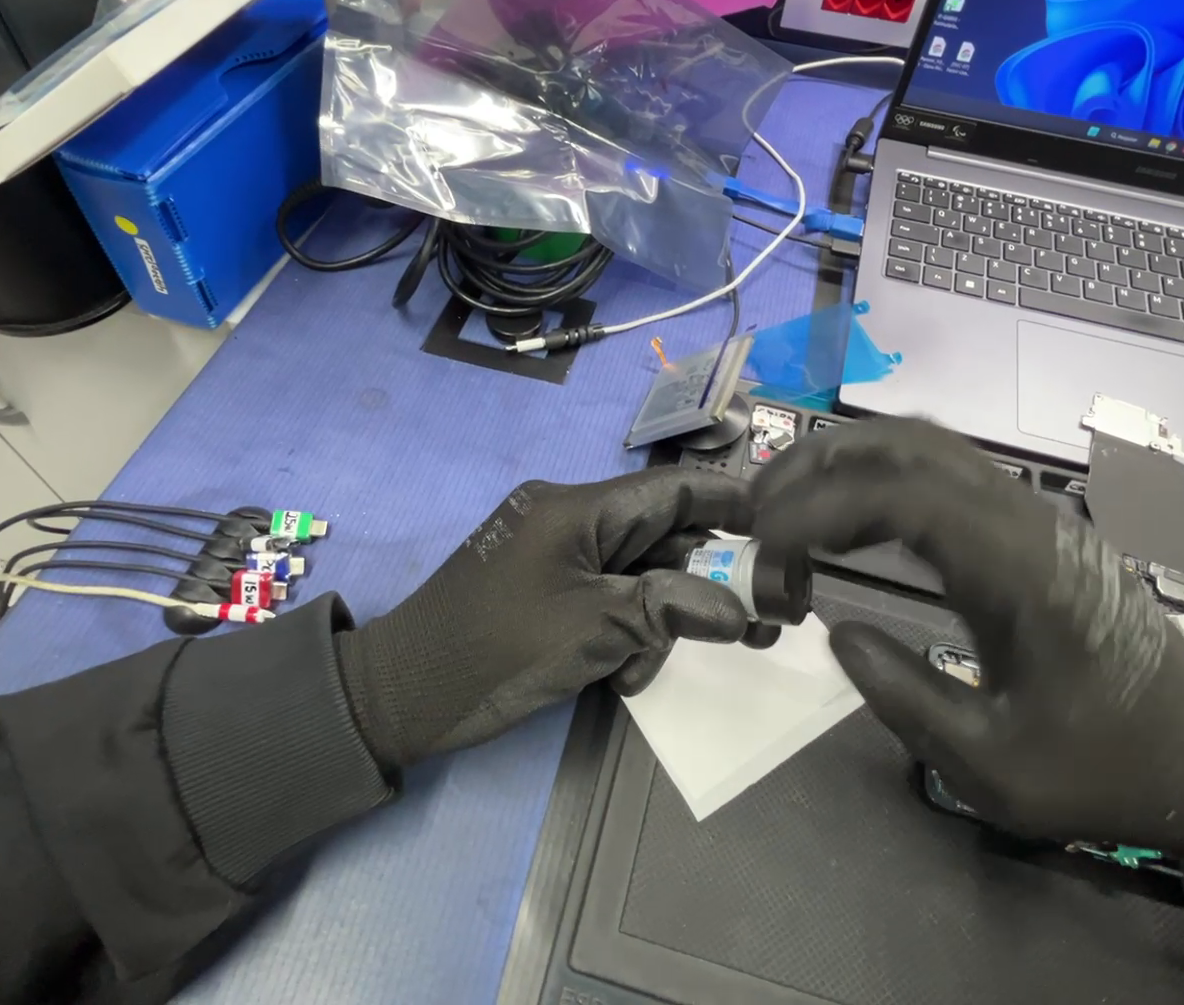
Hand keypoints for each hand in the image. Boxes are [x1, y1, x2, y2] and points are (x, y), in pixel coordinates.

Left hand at [336, 469, 751, 770]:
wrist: (401, 694)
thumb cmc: (494, 651)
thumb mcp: (592, 629)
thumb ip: (671, 609)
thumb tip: (739, 611)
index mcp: (576, 508)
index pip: (671, 488)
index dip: (731, 502)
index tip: (782, 526)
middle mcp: (570, 521)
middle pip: (662, 537)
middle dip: (705, 581)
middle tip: (758, 624)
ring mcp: (557, 557)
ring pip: (639, 577)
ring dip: (658, 622)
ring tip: (644, 670)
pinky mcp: (547, 591)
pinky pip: (608, 600)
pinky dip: (624, 634)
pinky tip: (618, 673)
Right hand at [750, 418, 1183, 913]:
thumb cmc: (1109, 769)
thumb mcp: (994, 769)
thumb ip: (904, 697)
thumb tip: (837, 631)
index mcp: (1023, 572)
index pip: (903, 498)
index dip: (818, 509)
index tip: (764, 545)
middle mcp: (1026, 520)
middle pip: (909, 443)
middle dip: (817, 462)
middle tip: (756, 506)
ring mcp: (1030, 512)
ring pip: (923, 444)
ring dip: (842, 458)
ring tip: (783, 500)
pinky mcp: (1026, 523)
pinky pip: (939, 469)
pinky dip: (874, 473)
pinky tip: (841, 512)